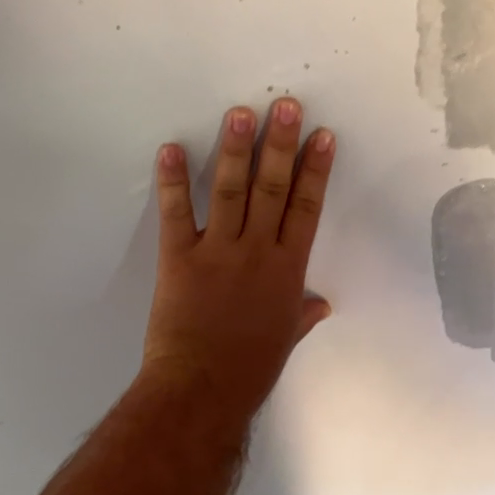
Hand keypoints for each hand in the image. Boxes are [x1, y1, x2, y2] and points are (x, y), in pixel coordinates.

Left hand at [145, 99, 334, 415]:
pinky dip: (173, 181)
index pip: (307, 207)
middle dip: (280, 144)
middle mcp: (259, 250)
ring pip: (232, 191)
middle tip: (285, 105)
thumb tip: (322, 306)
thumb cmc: (249, 368)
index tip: (323, 136)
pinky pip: (176, 213)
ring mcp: (219, 251)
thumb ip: (303, 316)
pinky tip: (172, 149)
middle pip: (273, 187)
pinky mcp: (179, 258)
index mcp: (289, 268)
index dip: (316, 169)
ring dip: (236, 149)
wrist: (201, 390)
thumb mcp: (285, 339)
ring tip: (241, 113)